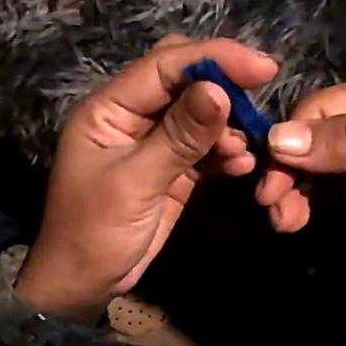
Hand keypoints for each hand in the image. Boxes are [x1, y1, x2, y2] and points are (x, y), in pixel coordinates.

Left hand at [19, 36, 277, 315]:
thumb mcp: (134, 184)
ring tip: (247, 148)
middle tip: (260, 97)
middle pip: (181, 81)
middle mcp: (130, 117)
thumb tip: (219, 91)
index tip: (262, 68)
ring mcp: (151, 143)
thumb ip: (177, 138)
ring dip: (227, 125)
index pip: (163, 67)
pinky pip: (203, 149)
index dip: (213, 60)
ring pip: (198, 115)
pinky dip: (224, 152)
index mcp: (108, 109)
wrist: (83, 285)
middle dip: (222, 85)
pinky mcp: (170, 170)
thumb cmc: (94, 233)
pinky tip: (241, 165)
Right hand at [253, 72, 345, 261]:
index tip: (270, 182)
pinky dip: (305, 206)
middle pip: (307, 140)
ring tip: (285, 224)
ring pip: (311, 169)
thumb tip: (278, 139)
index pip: (317, 110)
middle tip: (273, 210)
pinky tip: (298, 224)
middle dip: (284, 171)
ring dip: (290, 192)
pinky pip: (325, 194)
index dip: (287, 141)